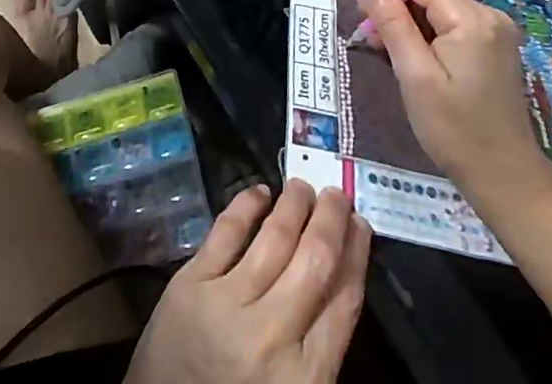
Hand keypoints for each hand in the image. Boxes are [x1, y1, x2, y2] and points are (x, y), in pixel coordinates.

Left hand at [125, 181, 371, 383]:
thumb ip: (318, 340)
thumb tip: (339, 271)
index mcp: (306, 376)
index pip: (344, 301)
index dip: (356, 256)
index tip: (361, 226)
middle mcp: (271, 335)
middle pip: (314, 262)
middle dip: (330, 221)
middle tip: (337, 194)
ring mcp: (227, 304)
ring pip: (274, 239)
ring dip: (293, 206)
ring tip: (302, 187)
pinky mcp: (189, 285)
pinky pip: (226, 232)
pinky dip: (246, 205)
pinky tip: (260, 192)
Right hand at [357, 0, 547, 183]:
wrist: (503, 175)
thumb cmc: (454, 129)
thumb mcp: (415, 75)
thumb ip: (391, 23)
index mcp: (473, 20)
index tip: (364, 16)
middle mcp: (490, 16)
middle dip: (397, 7)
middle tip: (372, 40)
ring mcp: (495, 31)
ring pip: (439, 8)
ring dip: (409, 22)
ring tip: (387, 52)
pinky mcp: (493, 46)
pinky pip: (452, 24)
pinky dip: (428, 34)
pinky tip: (412, 59)